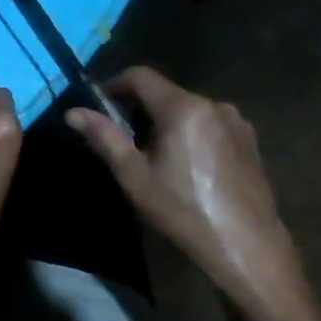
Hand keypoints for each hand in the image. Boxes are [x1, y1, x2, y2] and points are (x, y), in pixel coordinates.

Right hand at [67, 67, 303, 305]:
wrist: (246, 243)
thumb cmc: (182, 209)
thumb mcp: (133, 175)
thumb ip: (104, 137)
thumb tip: (72, 112)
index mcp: (183, 108)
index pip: (140, 76)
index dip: (113, 86)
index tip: (98, 108)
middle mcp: (213, 104)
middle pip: (164, 92)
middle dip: (137, 109)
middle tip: (121, 142)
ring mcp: (236, 121)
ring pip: (187, 108)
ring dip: (164, 122)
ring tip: (153, 157)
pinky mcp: (248, 139)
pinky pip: (208, 123)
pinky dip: (188, 132)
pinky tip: (184, 166)